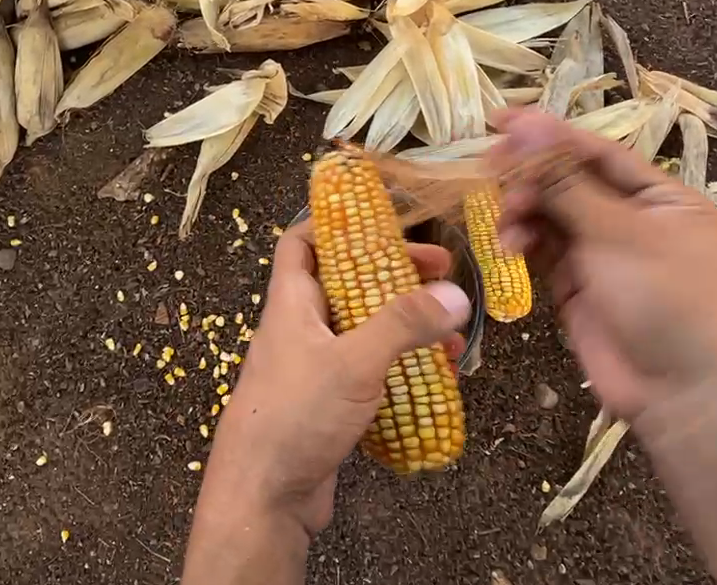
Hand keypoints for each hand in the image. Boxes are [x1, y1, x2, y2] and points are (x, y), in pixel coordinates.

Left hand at [197, 224, 470, 536]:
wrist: (263, 495)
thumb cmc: (295, 414)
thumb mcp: (351, 360)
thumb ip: (401, 324)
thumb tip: (454, 292)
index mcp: (291, 300)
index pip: (302, 242)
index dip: (335, 224)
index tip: (383, 221)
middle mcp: (299, 325)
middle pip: (344, 282)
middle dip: (392, 275)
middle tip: (441, 273)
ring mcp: (312, 364)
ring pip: (362, 328)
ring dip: (403, 325)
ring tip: (450, 330)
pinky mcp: (328, 401)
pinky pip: (368, 370)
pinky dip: (399, 367)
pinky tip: (437, 377)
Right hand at [492, 110, 716, 431]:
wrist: (685, 398)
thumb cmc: (668, 302)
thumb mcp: (617, 233)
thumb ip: (562, 180)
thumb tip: (525, 125)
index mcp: (661, 198)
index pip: (594, 151)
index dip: (547, 133)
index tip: (498, 119)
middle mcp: (631, 219)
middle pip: (565, 179)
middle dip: (528, 176)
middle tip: (489, 169)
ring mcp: (602, 251)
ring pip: (548, 212)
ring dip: (521, 211)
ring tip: (507, 225)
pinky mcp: (576, 282)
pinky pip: (541, 245)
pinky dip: (522, 240)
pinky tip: (509, 248)